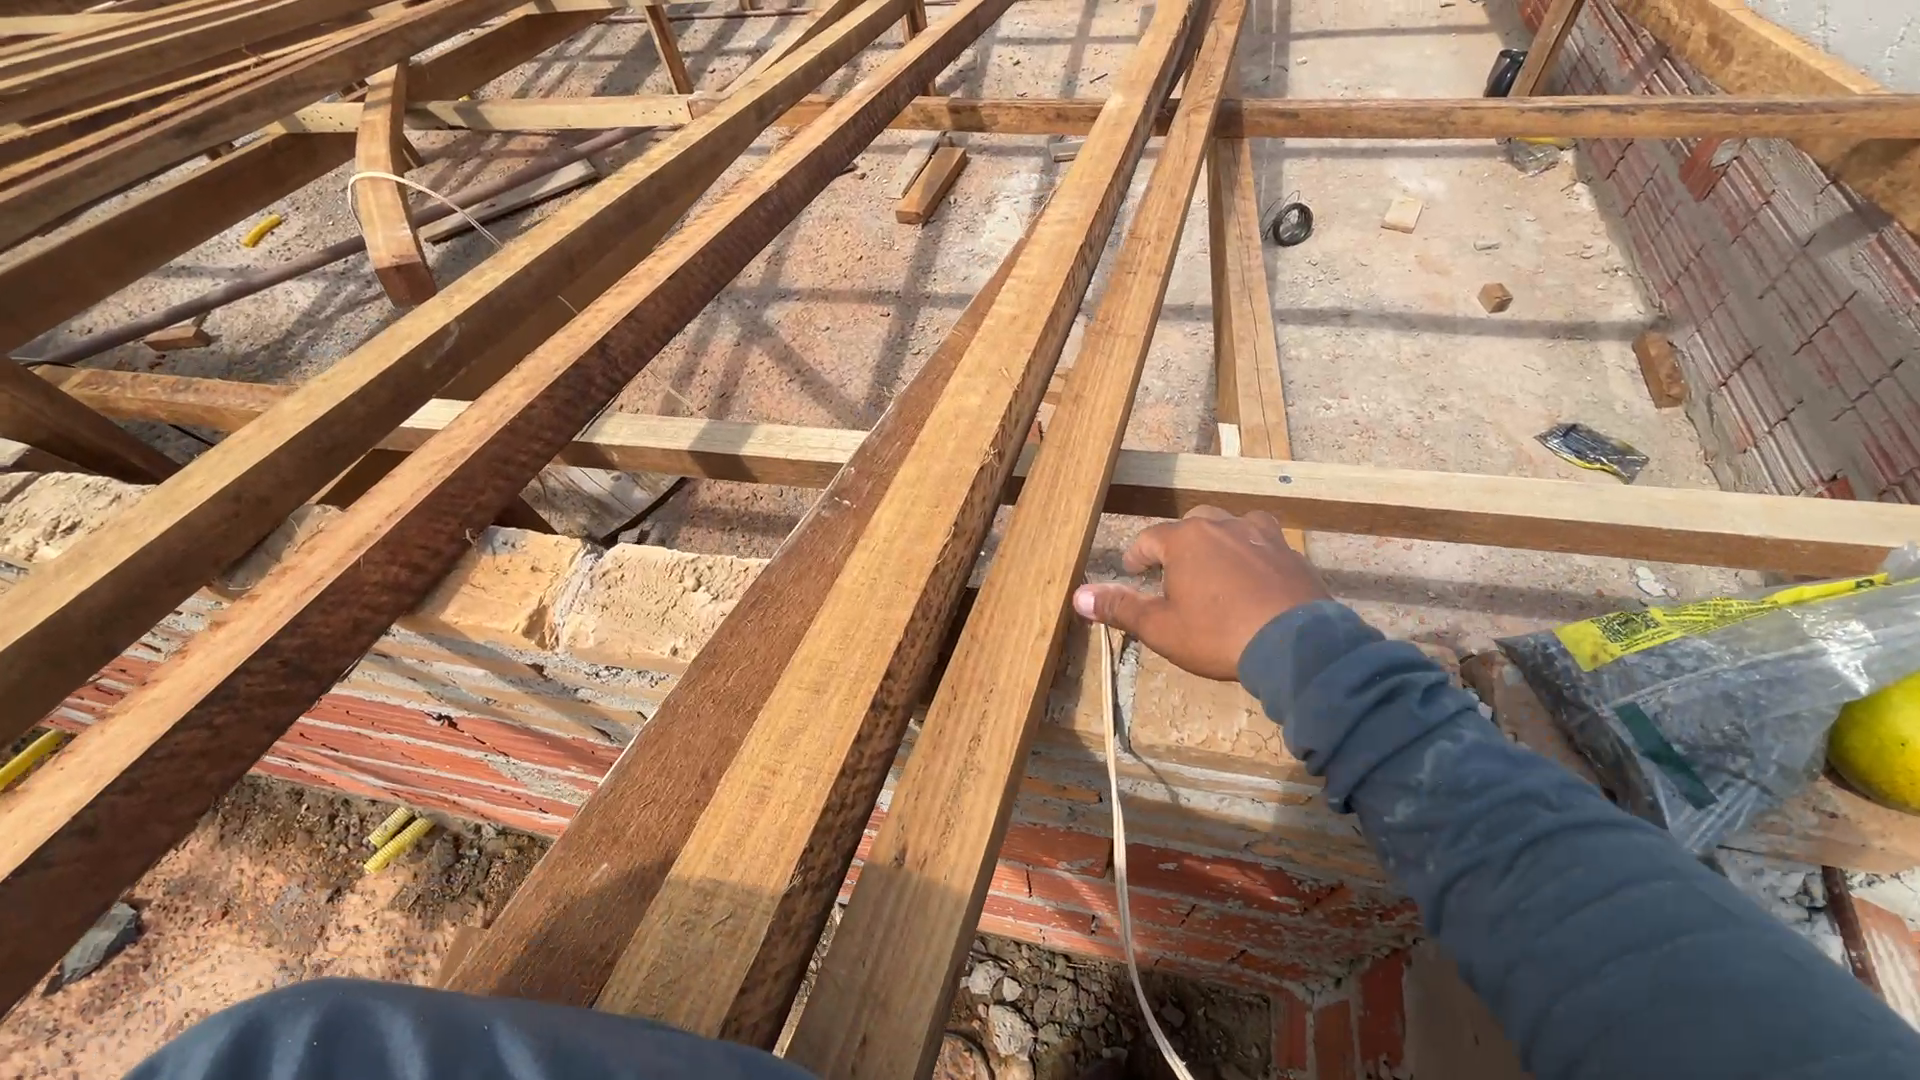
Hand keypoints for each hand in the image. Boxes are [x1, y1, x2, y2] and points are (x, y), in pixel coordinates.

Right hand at [1072, 506, 1328, 680]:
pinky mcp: (1292, 554)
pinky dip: (1254, 555)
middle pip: (1193, 523)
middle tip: (1174, 569)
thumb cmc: (1217, 634)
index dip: (1136, 556)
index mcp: (1186, 540)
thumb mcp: (1161, 627)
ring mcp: (1262, 537)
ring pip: (1233, 526)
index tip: (1132, 570)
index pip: (1149, 539)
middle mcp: (1223, 526)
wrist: (1296, 644)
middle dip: (1179, 543)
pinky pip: (1266, 545)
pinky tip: (1255, 579)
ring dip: (1220, 541)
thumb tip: (1078, 596)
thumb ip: (1120, 608)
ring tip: (1216, 565)